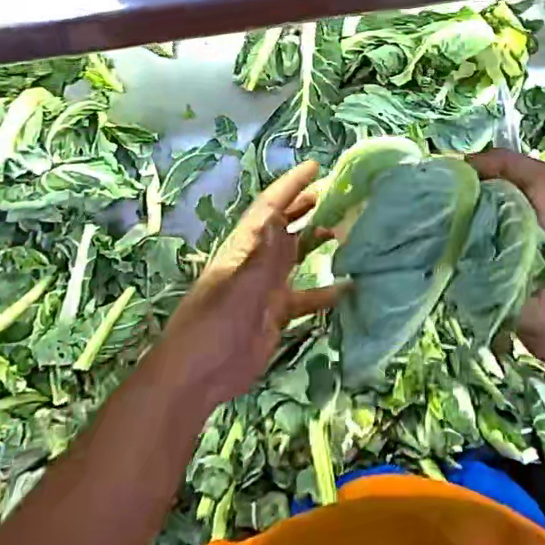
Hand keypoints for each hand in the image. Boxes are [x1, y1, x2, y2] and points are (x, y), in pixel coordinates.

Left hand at [155, 161, 341, 409]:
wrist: (197, 377)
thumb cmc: (213, 326)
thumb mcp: (240, 286)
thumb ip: (264, 254)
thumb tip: (280, 215)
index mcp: (243, 248)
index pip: (270, 207)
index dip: (291, 186)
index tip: (315, 167)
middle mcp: (255, 262)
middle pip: (285, 227)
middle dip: (307, 208)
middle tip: (338, 194)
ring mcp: (266, 288)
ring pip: (296, 257)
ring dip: (317, 244)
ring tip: (346, 232)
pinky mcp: (275, 313)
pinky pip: (304, 296)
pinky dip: (324, 291)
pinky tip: (347, 288)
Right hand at [468, 148, 544, 379]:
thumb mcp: (526, 304)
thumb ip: (491, 278)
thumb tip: (450, 254)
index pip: (534, 175)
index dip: (502, 161)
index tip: (467, 169)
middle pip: (522, 182)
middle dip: (487, 174)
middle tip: (450, 184)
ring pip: (516, 203)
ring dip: (486, 195)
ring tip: (452, 205)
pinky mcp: (538, 258)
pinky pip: (511, 224)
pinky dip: (488, 220)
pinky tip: (466, 237)